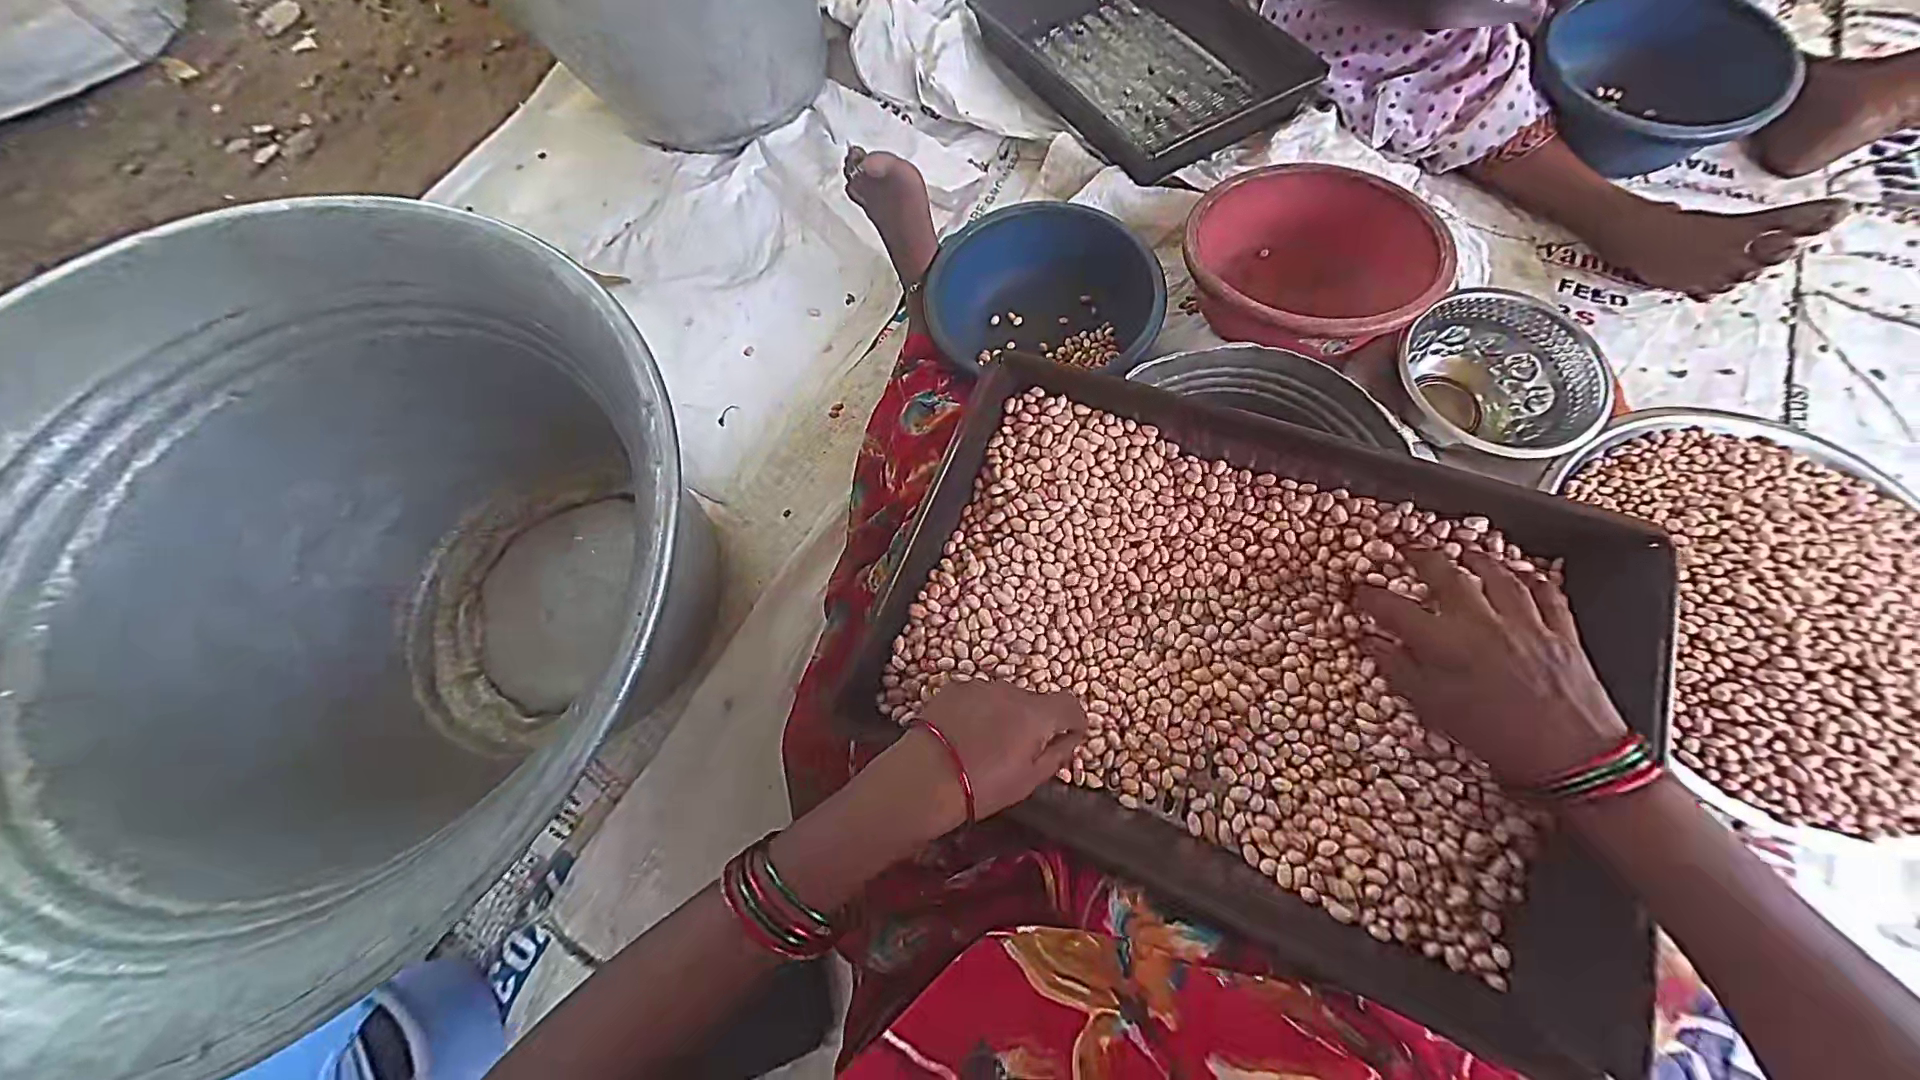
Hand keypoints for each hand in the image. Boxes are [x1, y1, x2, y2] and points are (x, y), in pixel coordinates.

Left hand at [909, 679, 1087, 823]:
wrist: (925, 777)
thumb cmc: (984, 786)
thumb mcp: (1030, 779)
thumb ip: (1058, 754)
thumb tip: (1071, 738)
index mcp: (1036, 713)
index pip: (1070, 704)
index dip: (1073, 721)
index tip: (1068, 737)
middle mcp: (1011, 690)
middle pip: (1034, 701)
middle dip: (1033, 722)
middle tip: (1017, 751)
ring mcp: (980, 685)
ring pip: (1004, 697)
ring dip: (1004, 714)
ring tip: (985, 745)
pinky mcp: (955, 687)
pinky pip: (978, 696)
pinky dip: (978, 710)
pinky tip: (964, 734)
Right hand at [1354, 549, 1628, 785]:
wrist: (1571, 758)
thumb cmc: (1493, 735)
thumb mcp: (1431, 706)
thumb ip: (1398, 668)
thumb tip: (1371, 641)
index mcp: (1443, 644)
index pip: (1393, 608)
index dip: (1370, 597)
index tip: (1359, 592)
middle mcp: (1481, 624)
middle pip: (1446, 576)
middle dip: (1422, 558)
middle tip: (1409, 551)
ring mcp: (1524, 624)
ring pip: (1498, 576)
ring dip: (1477, 559)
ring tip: (1464, 553)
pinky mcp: (1562, 633)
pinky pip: (1547, 594)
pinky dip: (1533, 579)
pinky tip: (1522, 573)